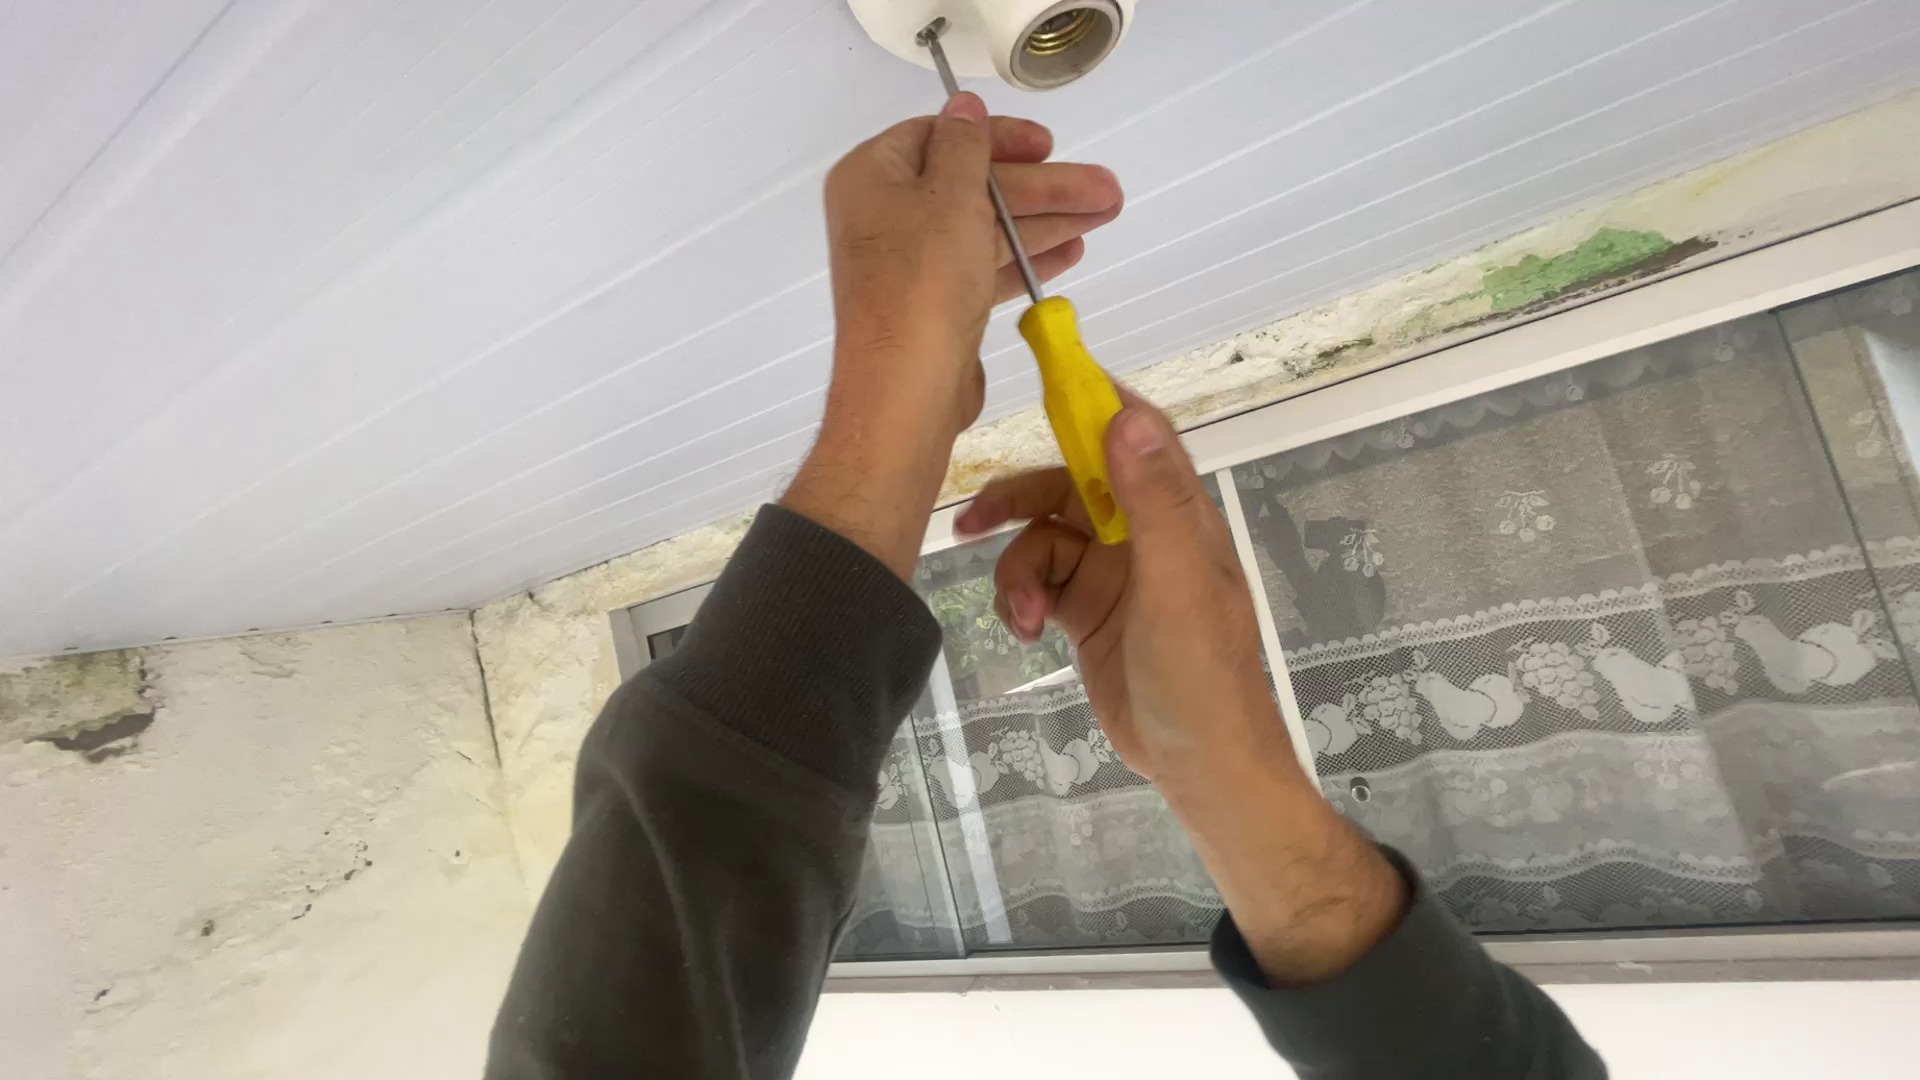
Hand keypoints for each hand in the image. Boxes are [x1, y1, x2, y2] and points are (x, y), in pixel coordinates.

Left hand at [822, 92, 1122, 439]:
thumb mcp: (949, 195)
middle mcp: (889, 220)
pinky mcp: (937, 307)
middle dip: (1043, 188)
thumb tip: (965, 109)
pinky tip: (1069, 251)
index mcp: (873, 178)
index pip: (941, 138)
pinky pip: (986, 270)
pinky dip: (1026, 259)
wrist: (907, 389)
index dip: (1000, 137)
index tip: (1047, 144)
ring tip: (1103, 215)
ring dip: (1045, 221)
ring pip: (987, 230)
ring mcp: (913, 267)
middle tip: (1102, 190)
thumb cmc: (921, 285)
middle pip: (974, 188)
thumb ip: (965, 146)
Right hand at [954, 389, 1283, 786]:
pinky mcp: (1083, 608)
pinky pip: (1036, 581)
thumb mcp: (1177, 584)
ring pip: (1041, 539)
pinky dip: (1020, 599)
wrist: (1195, 761)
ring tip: (1022, 617)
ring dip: (1018, 572)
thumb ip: (1153, 501)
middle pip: (1067, 487)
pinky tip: (1025, 629)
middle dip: (1018, 501)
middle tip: (973, 520)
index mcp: (1174, 513)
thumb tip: (1123, 418)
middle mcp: (1139, 532)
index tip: (1042, 380)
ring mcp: (1108, 572)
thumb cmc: (1198, 673)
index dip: (1092, 404)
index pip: (1134, 435)